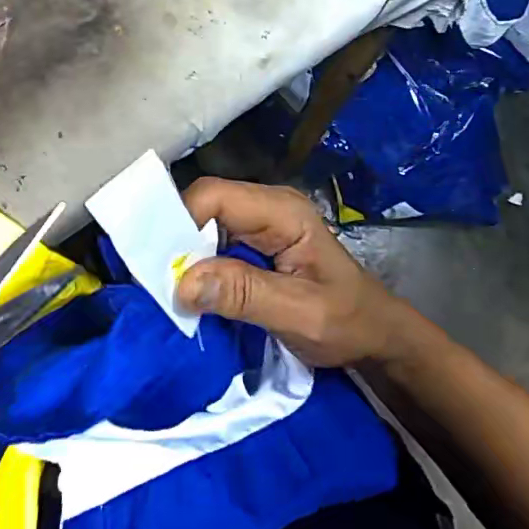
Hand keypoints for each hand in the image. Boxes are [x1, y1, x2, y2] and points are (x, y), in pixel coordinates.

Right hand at [176, 178, 434, 366]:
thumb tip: (182, 282)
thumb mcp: (299, 313)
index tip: (157, 269)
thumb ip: (245, 294)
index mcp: (283, 212)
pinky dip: (196, 268)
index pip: (214, 196)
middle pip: (204, 207)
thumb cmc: (346, 320)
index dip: (179, 224)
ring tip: (165, 295)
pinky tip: (188, 296)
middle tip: (155, 287)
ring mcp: (262, 226)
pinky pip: (214, 245)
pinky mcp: (256, 246)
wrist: (373, 332)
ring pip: (205, 226)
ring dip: (182, 258)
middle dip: (175, 243)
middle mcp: (269, 208)